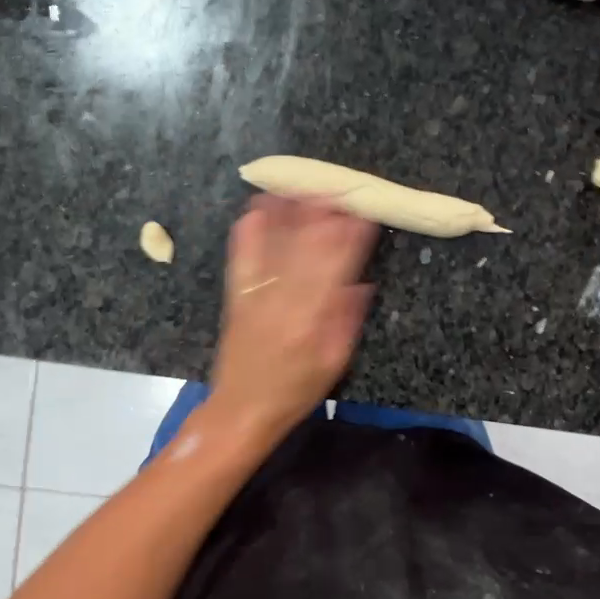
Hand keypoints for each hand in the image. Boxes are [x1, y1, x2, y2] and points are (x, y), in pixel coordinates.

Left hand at [206, 196, 378, 442]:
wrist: (241, 411)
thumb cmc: (295, 392)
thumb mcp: (334, 364)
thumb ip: (347, 322)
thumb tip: (361, 284)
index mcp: (313, 319)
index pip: (337, 268)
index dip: (351, 238)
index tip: (363, 216)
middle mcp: (284, 301)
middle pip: (306, 248)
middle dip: (322, 216)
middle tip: (335, 191)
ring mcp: (256, 296)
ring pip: (275, 246)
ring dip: (288, 214)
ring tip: (298, 187)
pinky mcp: (236, 297)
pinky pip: (242, 259)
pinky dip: (248, 232)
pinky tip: (255, 209)